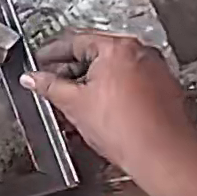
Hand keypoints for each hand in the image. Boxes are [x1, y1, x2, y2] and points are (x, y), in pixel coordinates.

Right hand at [20, 30, 196, 180]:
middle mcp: (141, 53)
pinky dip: (111, 92)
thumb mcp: (73, 105)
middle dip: (71, 70)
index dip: (51, 53)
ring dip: (91, 83)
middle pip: (96, 54)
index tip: (41, 61)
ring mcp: (155, 71)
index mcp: (118, 48)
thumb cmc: (127, 129)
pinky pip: (129, 84)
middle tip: (52, 82)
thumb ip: (49, 87)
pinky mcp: (163, 90)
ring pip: (113, 70)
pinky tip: (99, 111)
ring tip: (74, 102)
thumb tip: (32, 79)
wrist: (162, 154)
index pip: (75, 41)